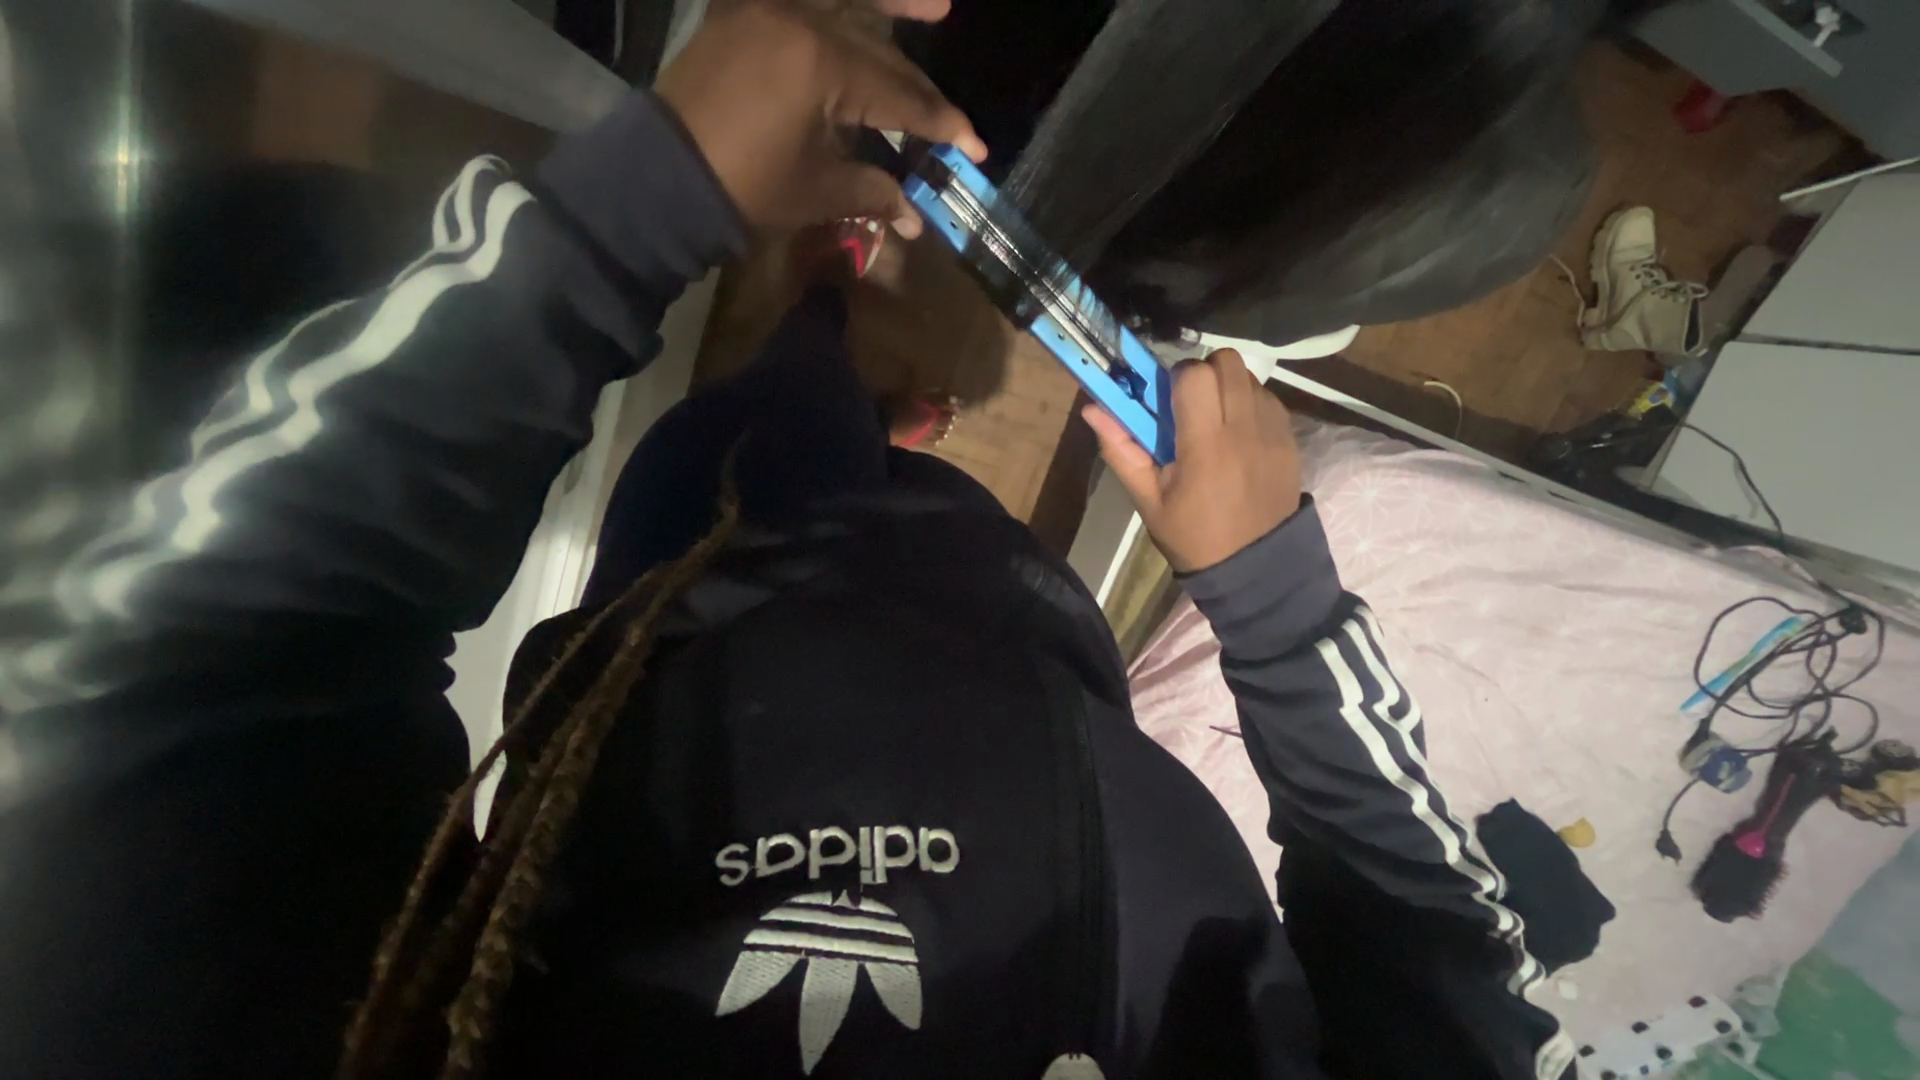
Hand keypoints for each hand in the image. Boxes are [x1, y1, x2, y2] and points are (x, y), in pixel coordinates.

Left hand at [654, 0, 986, 238]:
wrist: (664, 177)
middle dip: (919, 90)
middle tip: (951, 119)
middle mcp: (799, 20)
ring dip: (891, 7)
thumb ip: (873, 193)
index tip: (973, 148)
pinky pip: (803, 1)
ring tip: (938, 6)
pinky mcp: (743, 14)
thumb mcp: (816, 193)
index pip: (899, 95)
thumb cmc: (744, 188)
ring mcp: (767, 9)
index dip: (940, 125)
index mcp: (821, 66)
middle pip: (879, 52)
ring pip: (845, 6)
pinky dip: (837, 5)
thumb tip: (914, 218)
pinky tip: (857, 10)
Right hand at [1084, 350, 1302, 573]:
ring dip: (1227, 387)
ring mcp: (1274, 432)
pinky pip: (1268, 399)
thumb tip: (1091, 408)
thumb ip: (1121, 450)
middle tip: (1188, 403)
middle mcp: (1244, 429)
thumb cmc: (1192, 537)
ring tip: (1214, 421)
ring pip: (1250, 376)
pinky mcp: (1291, 439)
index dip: (1176, 377)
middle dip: (1203, 372)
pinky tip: (1237, 435)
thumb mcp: (1148, 501)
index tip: (1166, 399)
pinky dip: (1248, 404)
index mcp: (1205, 446)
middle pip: (1228, 361)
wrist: (1255, 568)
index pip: (1194, 375)